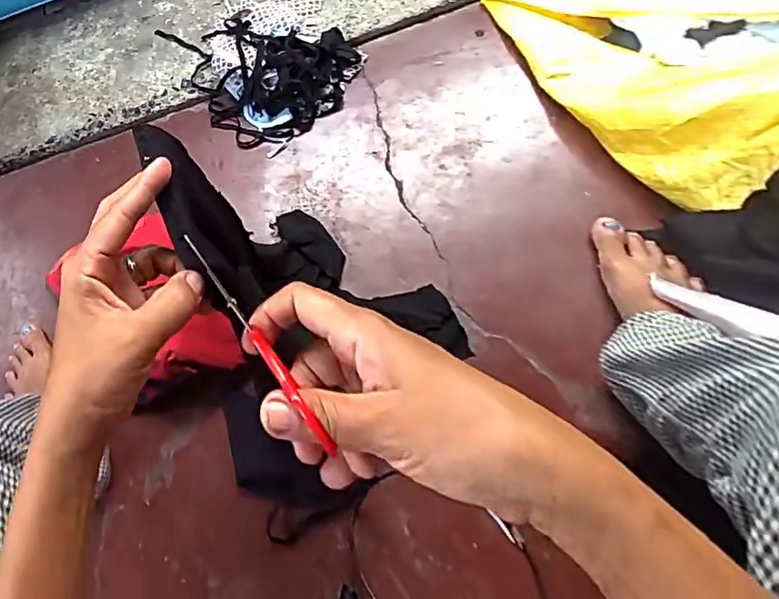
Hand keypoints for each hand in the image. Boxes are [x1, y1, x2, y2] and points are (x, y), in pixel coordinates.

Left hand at [43, 159, 204, 442]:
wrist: (79, 427)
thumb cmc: (93, 378)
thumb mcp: (136, 338)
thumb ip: (174, 302)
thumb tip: (200, 277)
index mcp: (87, 268)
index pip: (117, 217)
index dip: (142, 189)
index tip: (163, 166)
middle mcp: (99, 271)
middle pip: (124, 223)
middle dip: (147, 201)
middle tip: (174, 178)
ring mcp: (114, 289)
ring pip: (150, 256)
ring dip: (176, 261)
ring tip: (202, 271)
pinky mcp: (129, 308)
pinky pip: (159, 283)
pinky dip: (178, 285)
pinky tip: (198, 295)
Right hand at [247, 283, 594, 524]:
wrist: (529, 463)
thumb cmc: (457, 426)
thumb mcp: (382, 423)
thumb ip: (321, 415)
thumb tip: (265, 408)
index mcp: (363, 334)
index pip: (302, 303)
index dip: (270, 318)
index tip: (249, 354)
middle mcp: (370, 352)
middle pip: (312, 360)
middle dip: (299, 400)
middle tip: (300, 443)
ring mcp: (386, 383)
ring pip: (333, 397)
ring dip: (324, 432)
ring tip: (332, 469)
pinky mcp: (402, 413)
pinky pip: (358, 422)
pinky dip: (350, 446)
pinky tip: (354, 476)